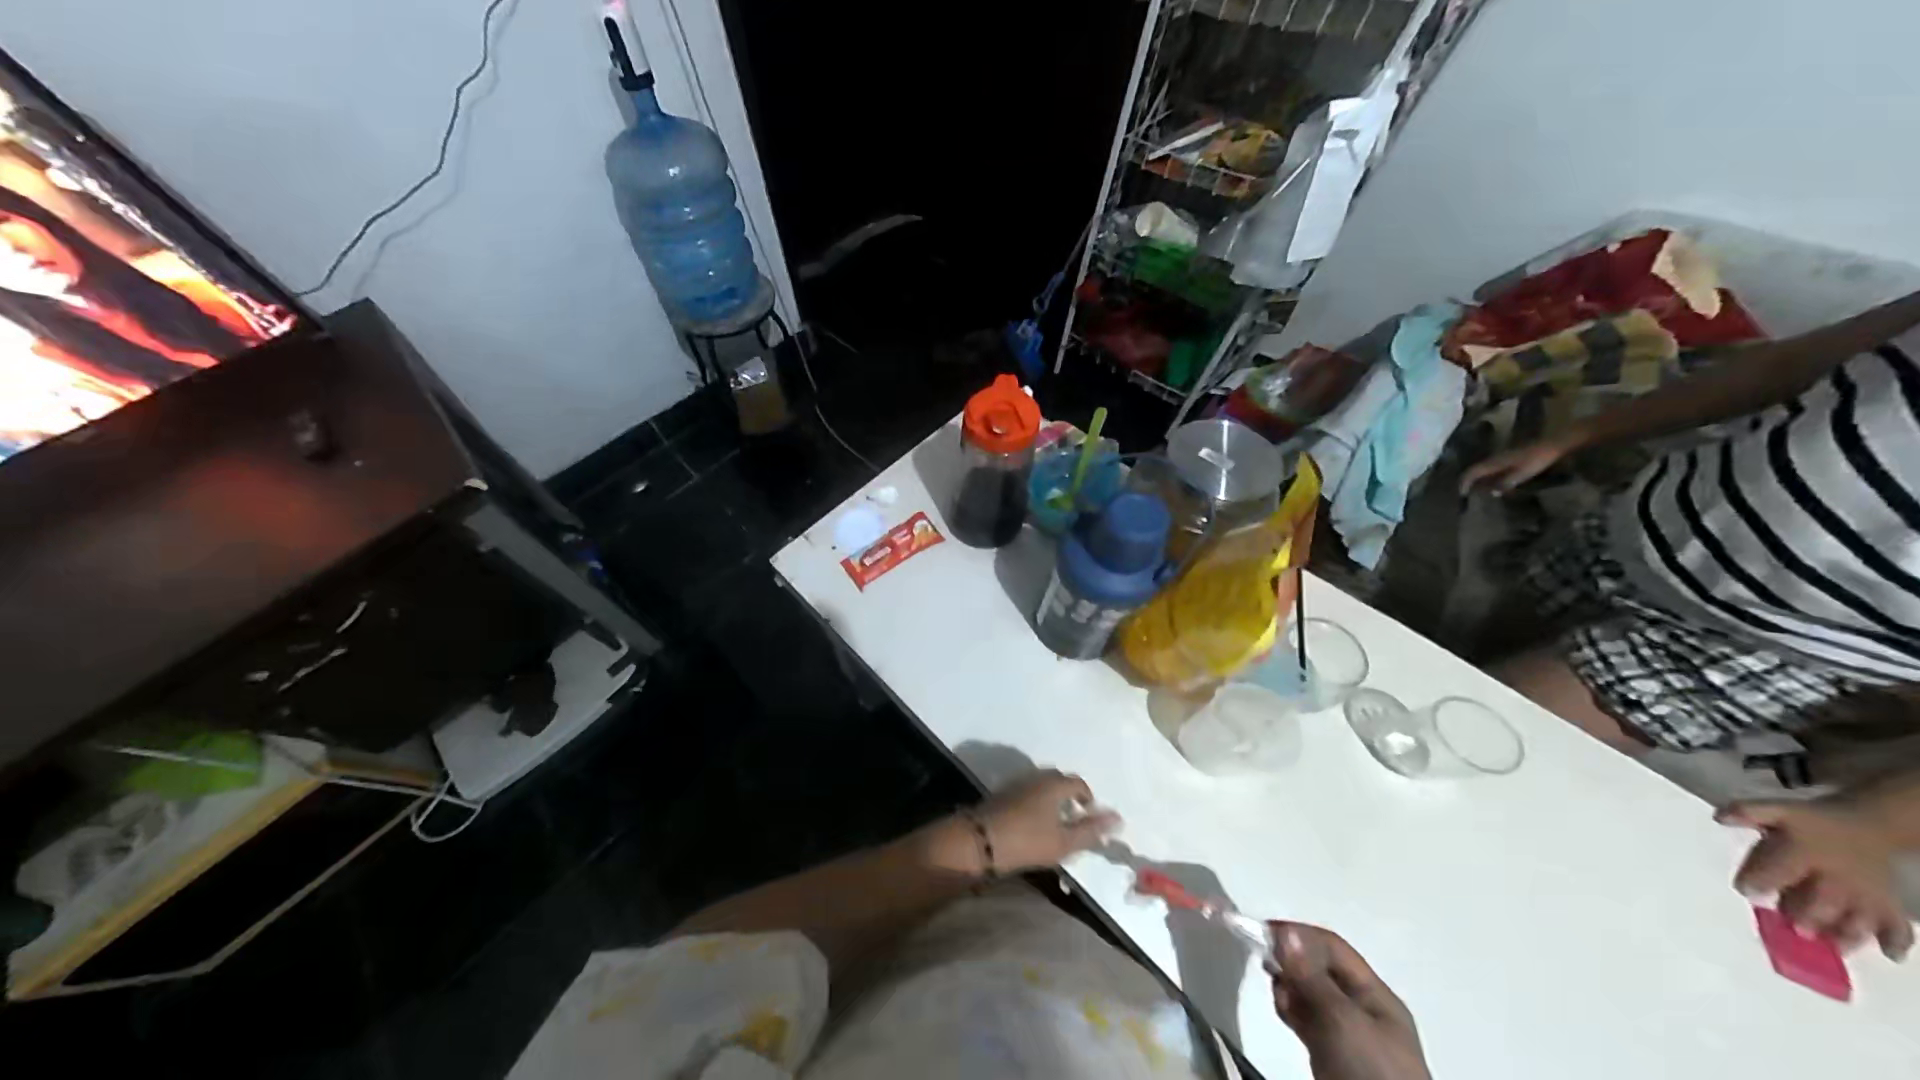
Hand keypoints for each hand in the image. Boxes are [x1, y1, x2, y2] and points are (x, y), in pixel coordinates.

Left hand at [975, 771, 1120, 873]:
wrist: (980, 841)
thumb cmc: (1027, 840)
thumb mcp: (1064, 841)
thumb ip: (1091, 830)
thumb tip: (1118, 818)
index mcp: (1054, 784)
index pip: (1078, 782)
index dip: (1087, 796)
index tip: (1089, 814)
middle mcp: (1036, 777)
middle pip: (1058, 780)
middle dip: (1068, 794)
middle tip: (1073, 817)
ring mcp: (1016, 784)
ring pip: (1040, 786)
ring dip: (1051, 799)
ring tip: (1054, 822)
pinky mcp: (1001, 794)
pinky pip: (1027, 792)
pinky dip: (1035, 802)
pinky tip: (1032, 823)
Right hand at [1270, 923, 1430, 1079]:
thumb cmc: (1370, 1073)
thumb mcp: (1341, 1020)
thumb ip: (1311, 976)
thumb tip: (1285, 931)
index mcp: (1374, 995)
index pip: (1332, 948)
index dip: (1299, 935)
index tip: (1262, 934)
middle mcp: (1361, 1008)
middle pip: (1319, 968)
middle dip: (1291, 962)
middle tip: (1266, 967)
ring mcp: (1346, 1033)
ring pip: (1309, 993)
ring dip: (1289, 987)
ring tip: (1280, 998)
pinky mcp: (1330, 1054)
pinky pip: (1305, 1019)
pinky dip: (1291, 1010)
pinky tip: (1282, 1012)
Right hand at [1457, 431, 1581, 494]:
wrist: (1554, 444)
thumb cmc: (1537, 459)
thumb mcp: (1521, 474)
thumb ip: (1504, 483)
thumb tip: (1491, 493)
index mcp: (1493, 463)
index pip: (1471, 473)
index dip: (1464, 483)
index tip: (1462, 495)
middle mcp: (1493, 460)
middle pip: (1475, 471)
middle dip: (1470, 483)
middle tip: (1470, 495)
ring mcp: (1501, 458)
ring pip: (1484, 470)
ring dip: (1480, 481)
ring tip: (1482, 492)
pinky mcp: (1509, 458)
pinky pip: (1493, 469)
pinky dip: (1490, 478)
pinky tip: (1496, 484)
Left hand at [1718, 800, 1914, 958]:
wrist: (1867, 825)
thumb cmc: (1809, 822)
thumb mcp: (1775, 809)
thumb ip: (1747, 812)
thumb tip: (1719, 817)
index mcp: (1804, 852)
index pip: (1780, 867)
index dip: (1761, 879)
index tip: (1745, 891)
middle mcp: (1838, 876)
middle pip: (1824, 900)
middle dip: (1809, 915)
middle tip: (1796, 928)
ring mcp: (1868, 893)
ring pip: (1860, 918)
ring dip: (1847, 934)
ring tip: (1833, 948)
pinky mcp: (1890, 905)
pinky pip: (1899, 925)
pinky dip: (1896, 941)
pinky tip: (1890, 955)